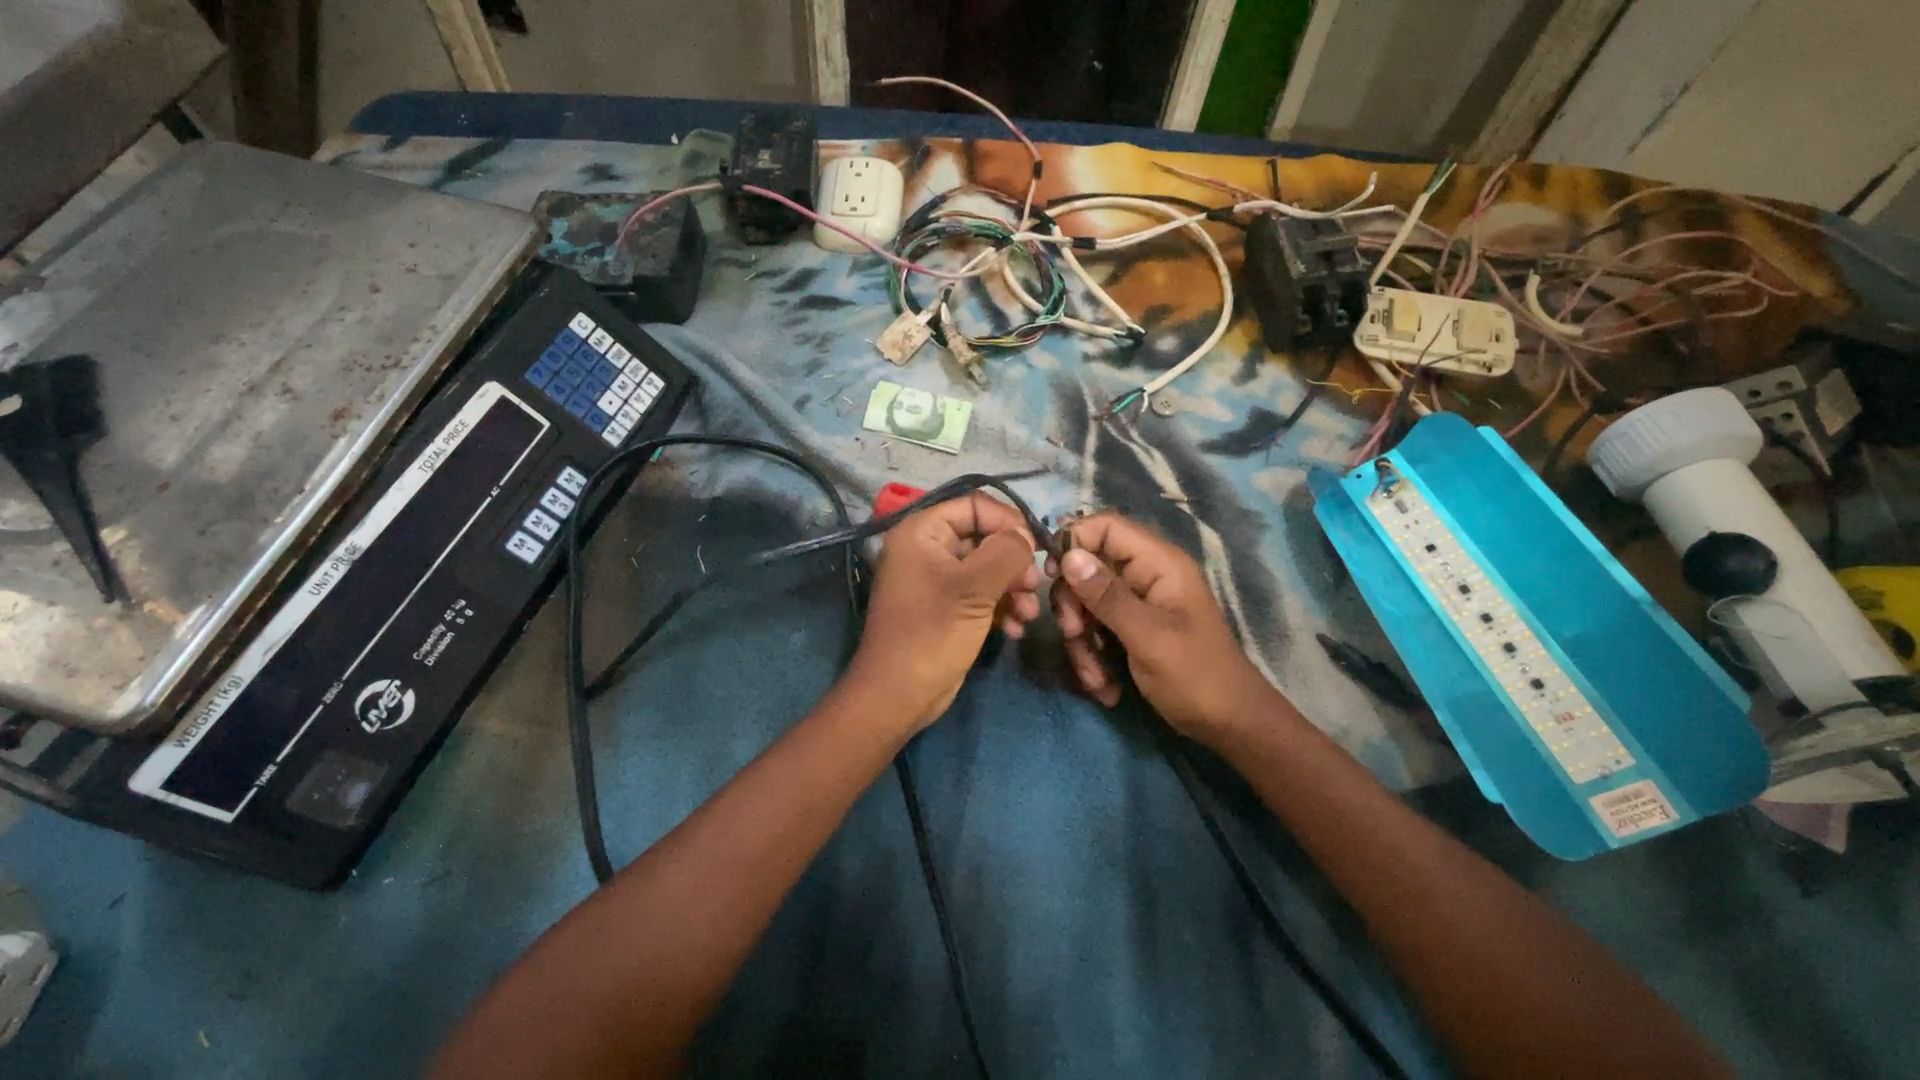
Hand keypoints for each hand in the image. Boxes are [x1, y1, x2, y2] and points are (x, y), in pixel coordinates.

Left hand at [847, 493, 1042, 730]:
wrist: (899, 695)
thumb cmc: (932, 633)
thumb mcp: (974, 588)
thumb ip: (1006, 553)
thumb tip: (1026, 537)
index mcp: (922, 532)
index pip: (975, 504)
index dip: (1008, 521)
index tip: (1035, 548)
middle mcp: (927, 549)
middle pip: (984, 537)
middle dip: (1014, 562)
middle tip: (1034, 587)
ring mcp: (936, 580)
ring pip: (987, 568)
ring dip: (1013, 588)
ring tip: (1028, 614)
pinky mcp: (946, 608)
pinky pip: (981, 594)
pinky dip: (1001, 607)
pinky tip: (1016, 629)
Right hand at [1049, 513, 1276, 738]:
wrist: (1229, 725)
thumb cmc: (1197, 677)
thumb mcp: (1148, 637)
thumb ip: (1107, 596)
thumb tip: (1068, 556)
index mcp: (1159, 564)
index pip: (1106, 527)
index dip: (1073, 543)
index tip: (1052, 577)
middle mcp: (1146, 577)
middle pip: (1088, 569)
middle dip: (1073, 606)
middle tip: (1073, 634)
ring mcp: (1138, 606)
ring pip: (1086, 606)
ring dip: (1082, 643)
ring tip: (1096, 679)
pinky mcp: (1131, 632)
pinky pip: (1097, 632)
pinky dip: (1094, 658)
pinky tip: (1105, 687)